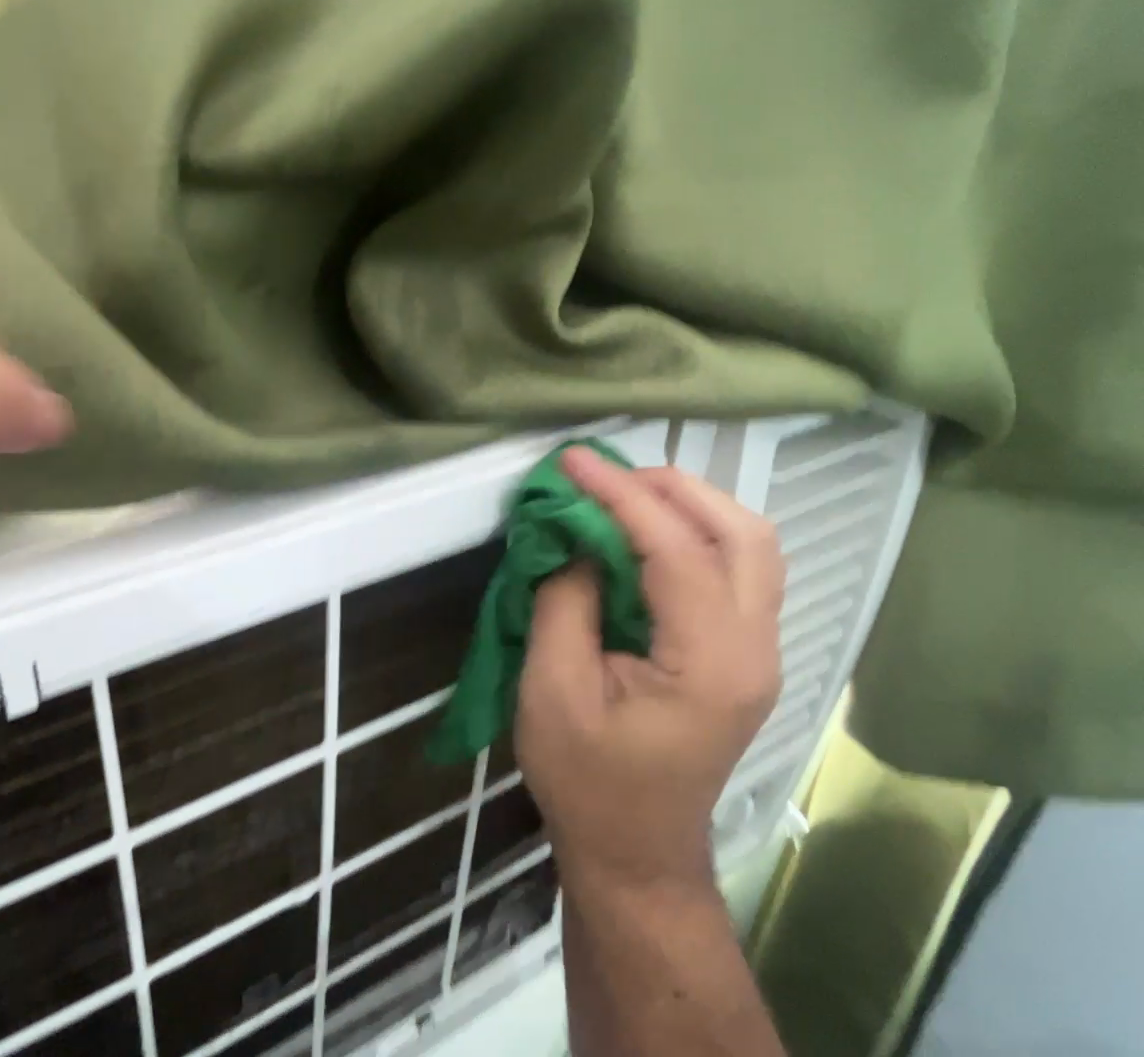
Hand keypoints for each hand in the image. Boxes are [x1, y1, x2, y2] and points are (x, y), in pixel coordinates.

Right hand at [515, 448, 782, 889]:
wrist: (634, 850)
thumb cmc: (586, 779)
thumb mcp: (552, 690)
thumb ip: (566, 603)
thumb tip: (574, 538)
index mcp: (711, 662)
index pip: (677, 550)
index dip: (622, 496)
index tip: (573, 462)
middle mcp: (756, 649)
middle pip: (743, 535)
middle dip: (672, 489)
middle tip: (601, 473)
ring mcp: (758, 654)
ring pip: (751, 548)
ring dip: (690, 507)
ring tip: (620, 494)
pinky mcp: (741, 658)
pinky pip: (735, 574)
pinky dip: (692, 537)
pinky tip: (641, 537)